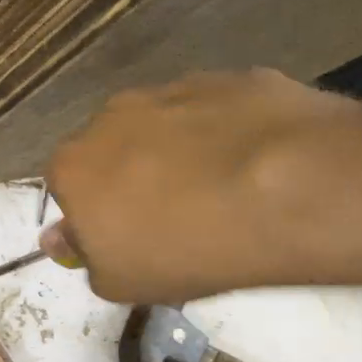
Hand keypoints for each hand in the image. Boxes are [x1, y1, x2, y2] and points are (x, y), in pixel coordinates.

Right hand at [43, 69, 361, 303]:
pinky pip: (220, 110)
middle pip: (111, 148)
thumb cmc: (186, 246)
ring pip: (164, 124)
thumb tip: (64, 237)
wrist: (296, 191)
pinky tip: (260, 163)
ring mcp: (174, 90)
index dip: (91, 212)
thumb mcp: (118, 282)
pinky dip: (229, 132)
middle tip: (170, 212)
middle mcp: (109, 118)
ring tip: (222, 186)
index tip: (120, 235)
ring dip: (179, 149)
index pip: (65, 188)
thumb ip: (83, 256)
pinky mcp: (235, 79)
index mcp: (71, 166)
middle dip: (130, 173)